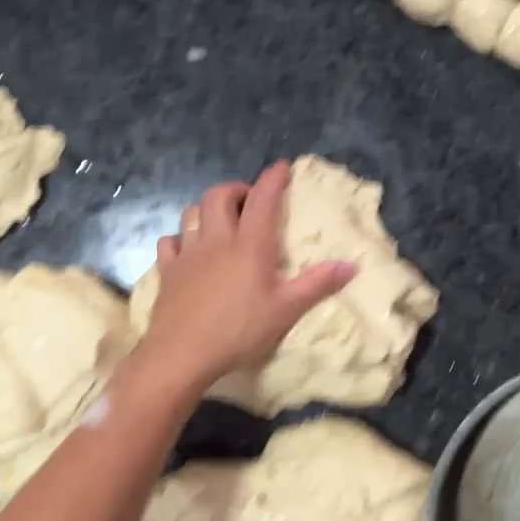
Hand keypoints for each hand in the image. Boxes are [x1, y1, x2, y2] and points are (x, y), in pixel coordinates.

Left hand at [127, 161, 354, 389]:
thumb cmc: (239, 331)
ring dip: (208, 209)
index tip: (281, 166)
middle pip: (219, 196)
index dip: (273, 179)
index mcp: (250, 246)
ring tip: (221, 221)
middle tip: (250, 201)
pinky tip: (189, 250)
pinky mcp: (168, 271)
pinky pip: (170, 241)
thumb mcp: (287, 311)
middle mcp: (217, 241)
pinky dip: (182, 238)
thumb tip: (352, 265)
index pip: (263, 200)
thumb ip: (318, 285)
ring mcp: (188, 254)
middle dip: (236, 189)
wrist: (181, 354)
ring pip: (191, 213)